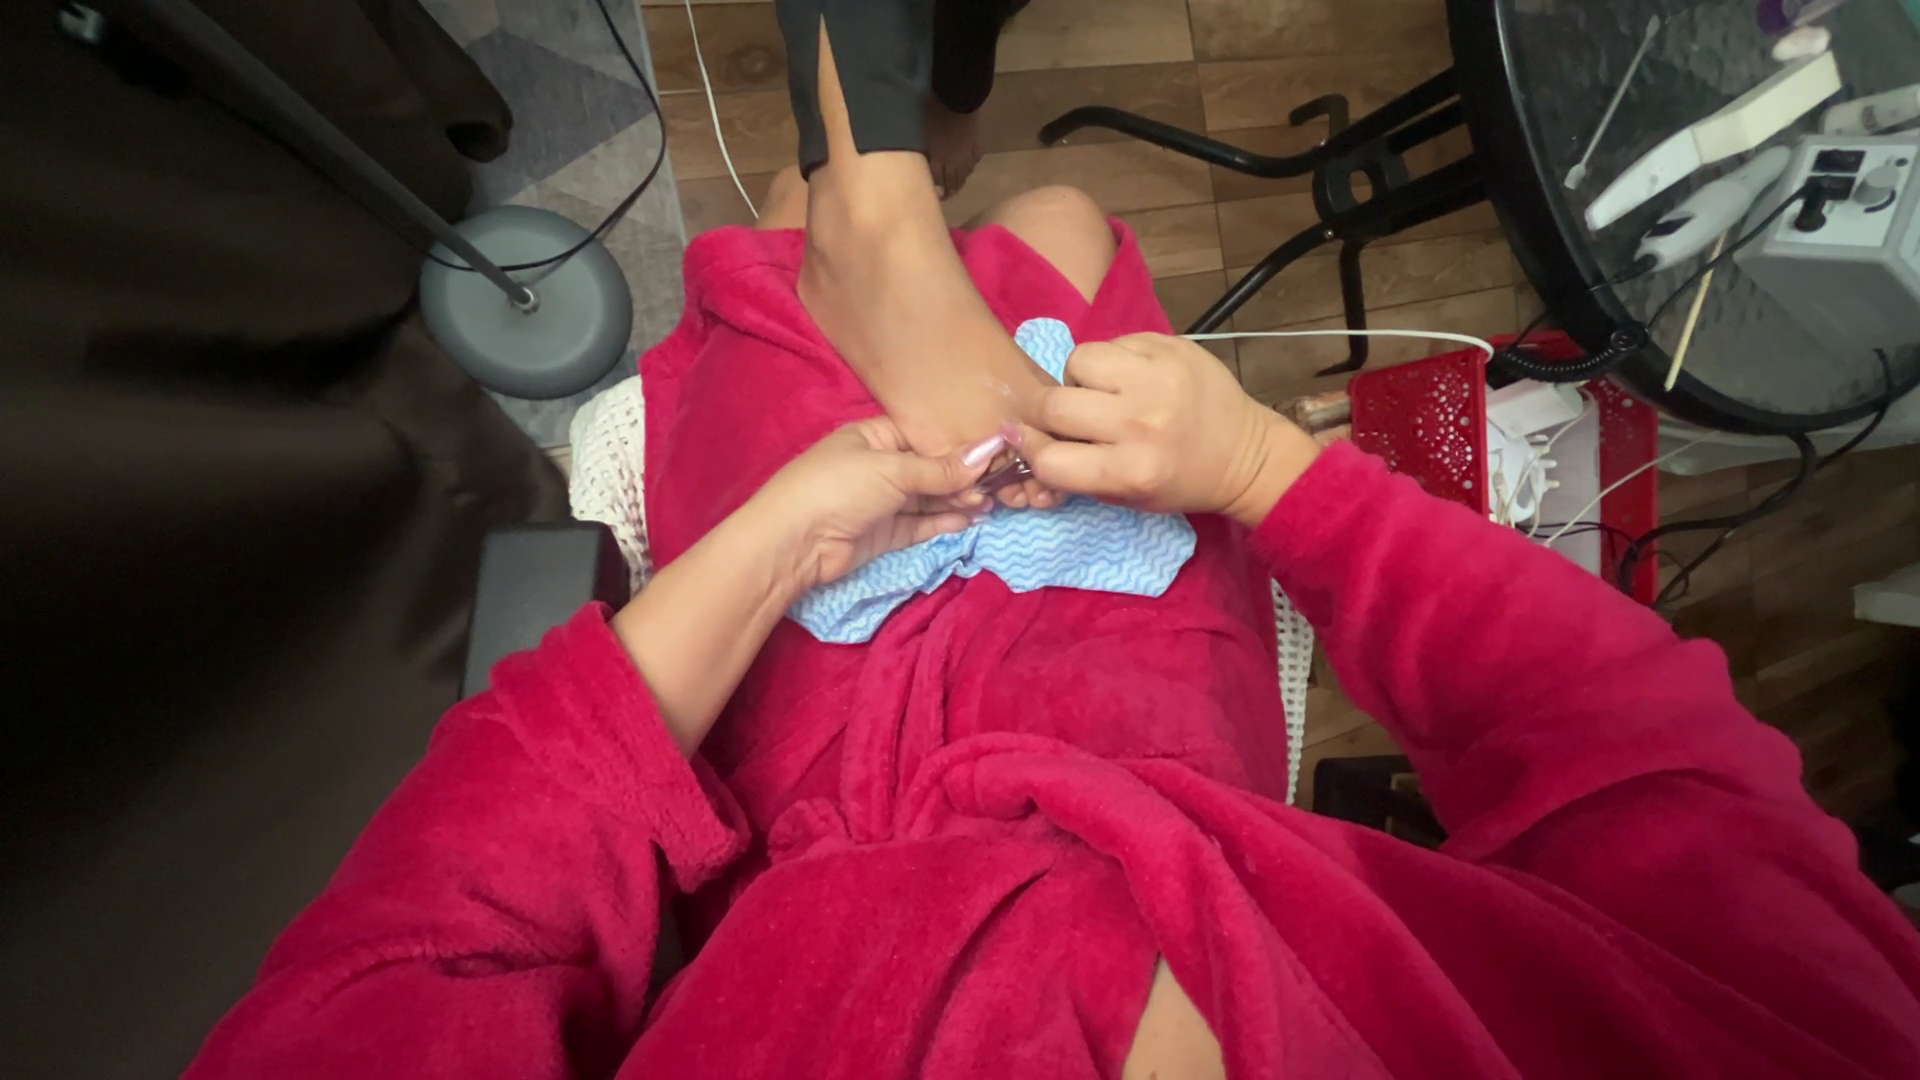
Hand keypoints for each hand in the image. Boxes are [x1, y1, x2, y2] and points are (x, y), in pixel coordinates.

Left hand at [746, 418, 1002, 590]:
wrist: (793, 542)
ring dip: (957, 501)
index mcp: (874, 437)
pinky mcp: (883, 533)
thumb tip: (989, 452)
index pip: (925, 437)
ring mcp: (881, 502)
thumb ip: (941, 469)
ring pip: (927, 499)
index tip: (995, 453)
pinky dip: (942, 521)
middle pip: (930, 469)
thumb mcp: (892, 470)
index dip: (958, 445)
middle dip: (962, 478)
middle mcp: (879, 467)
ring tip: (989, 504)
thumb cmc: (837, 487)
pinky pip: (919, 524)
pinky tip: (968, 519)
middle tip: (998, 486)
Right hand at [1025, 333, 1321, 526]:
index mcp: (1130, 471)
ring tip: (1101, 391)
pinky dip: (1110, 360)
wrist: (1244, 454)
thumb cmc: (1177, 482)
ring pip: (1077, 360)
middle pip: (1055, 405)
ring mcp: (1157, 377)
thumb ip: (1074, 472)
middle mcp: (1141, 422)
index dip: (1033, 450)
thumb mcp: (1124, 496)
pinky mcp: (1170, 346)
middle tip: (1067, 417)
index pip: (1049, 459)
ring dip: (1079, 378)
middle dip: (1050, 412)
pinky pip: (1111, 342)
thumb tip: (1021, 438)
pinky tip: (1130, 376)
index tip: (1036, 444)